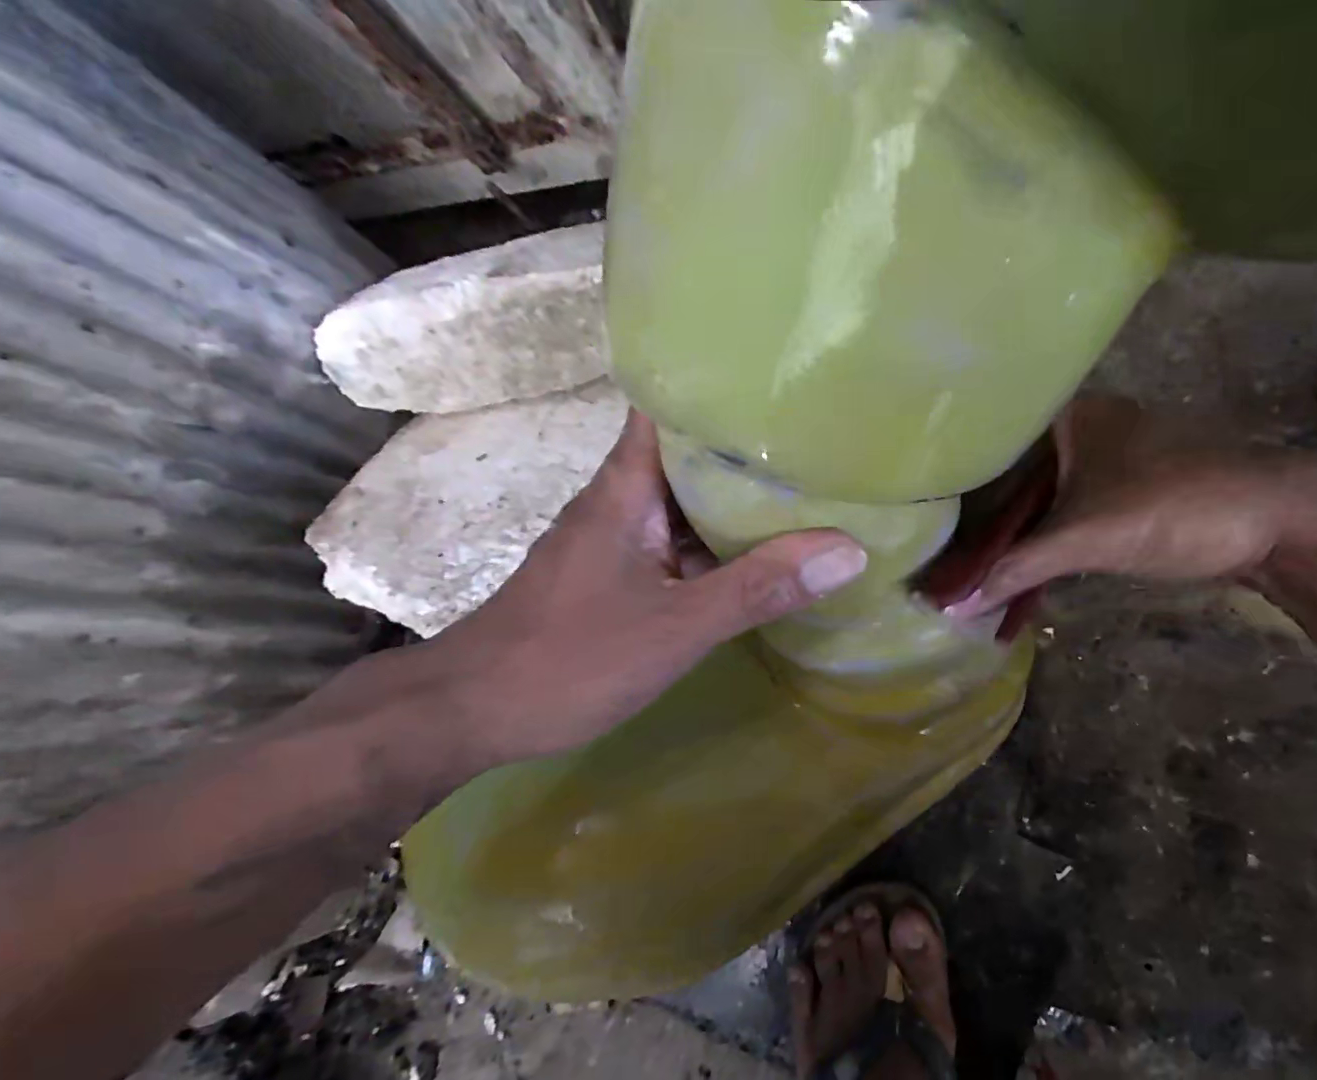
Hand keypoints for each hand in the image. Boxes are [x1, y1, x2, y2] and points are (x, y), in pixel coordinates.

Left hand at [417, 411, 867, 765]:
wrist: (467, 716)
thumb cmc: (568, 659)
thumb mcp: (677, 626)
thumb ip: (759, 588)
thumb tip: (849, 550)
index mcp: (628, 486)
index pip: (672, 406)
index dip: (725, 389)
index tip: (787, 385)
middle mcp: (624, 499)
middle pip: (694, 454)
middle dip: (755, 448)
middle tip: (827, 441)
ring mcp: (622, 538)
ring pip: (692, 501)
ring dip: (744, 498)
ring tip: (816, 488)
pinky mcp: (622, 573)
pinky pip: (684, 541)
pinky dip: (724, 542)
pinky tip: (769, 555)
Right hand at [932, 396, 1316, 618]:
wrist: (1280, 523)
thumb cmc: (1179, 504)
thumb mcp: (1091, 535)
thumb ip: (1020, 567)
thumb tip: (951, 606)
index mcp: (1065, 418)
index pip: (986, 450)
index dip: (948, 494)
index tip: (913, 531)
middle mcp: (1076, 436)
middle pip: (1007, 489)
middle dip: (976, 539)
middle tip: (933, 576)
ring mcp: (1098, 470)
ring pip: (1035, 513)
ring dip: (1008, 557)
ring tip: (964, 595)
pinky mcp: (1117, 503)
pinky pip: (1062, 529)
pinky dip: (1041, 562)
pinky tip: (1014, 599)